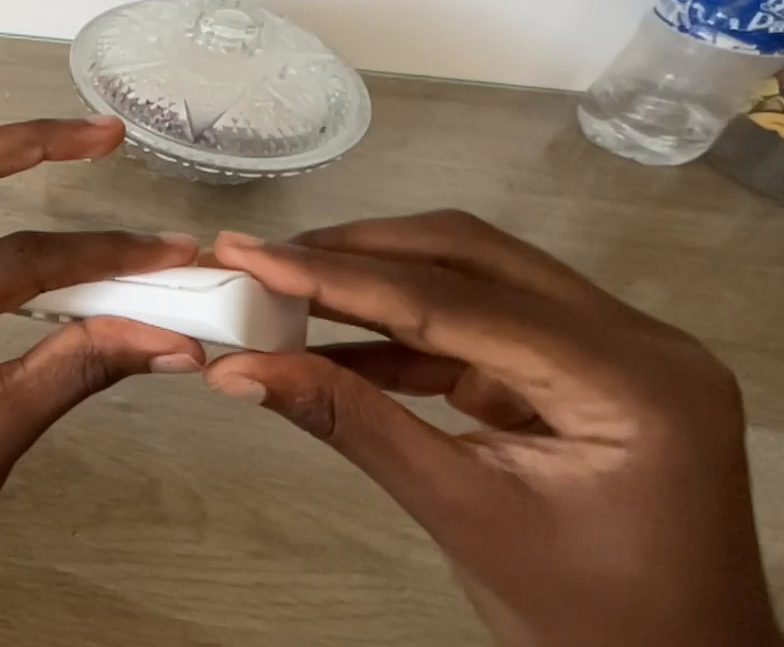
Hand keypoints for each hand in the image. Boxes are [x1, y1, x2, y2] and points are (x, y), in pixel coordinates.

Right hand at [205, 212, 779, 646]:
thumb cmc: (588, 614)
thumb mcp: (455, 510)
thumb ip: (345, 420)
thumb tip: (233, 369)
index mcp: (628, 379)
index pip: (449, 300)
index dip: (334, 274)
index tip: (244, 252)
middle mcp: (629, 339)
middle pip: (462, 255)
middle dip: (350, 252)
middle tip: (257, 256)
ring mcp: (602, 347)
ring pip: (460, 273)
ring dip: (364, 279)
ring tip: (276, 284)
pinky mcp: (565, 365)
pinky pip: (461, 320)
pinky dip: (385, 325)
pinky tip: (320, 336)